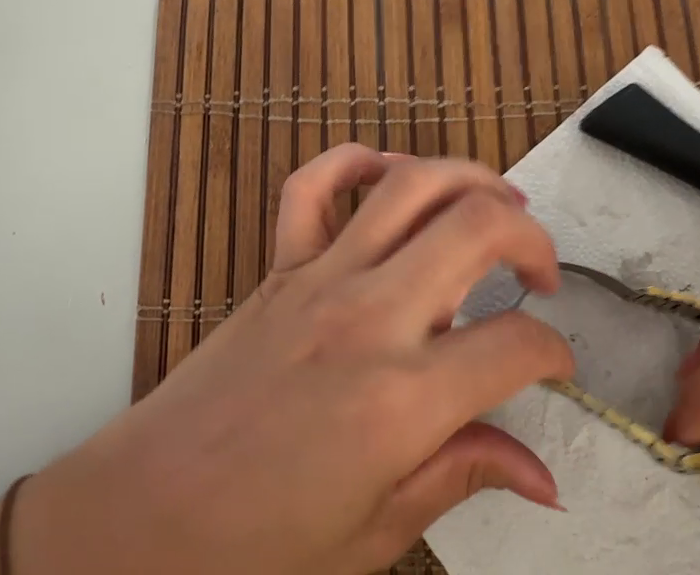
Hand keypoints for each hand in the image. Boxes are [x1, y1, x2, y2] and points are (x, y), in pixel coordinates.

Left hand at [4, 146, 570, 574]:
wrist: (146, 514)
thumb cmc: (249, 542)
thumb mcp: (375, 531)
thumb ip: (462, 476)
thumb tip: (538, 474)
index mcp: (400, 400)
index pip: (514, 346)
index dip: (553, 352)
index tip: (553, 364)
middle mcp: (366, 320)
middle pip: (477, 227)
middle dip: (531, 237)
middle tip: (540, 270)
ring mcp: (317, 281)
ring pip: (409, 186)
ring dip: (467, 179)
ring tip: (496, 203)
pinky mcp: (278, 269)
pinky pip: (313, 185)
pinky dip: (357, 161)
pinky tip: (390, 176)